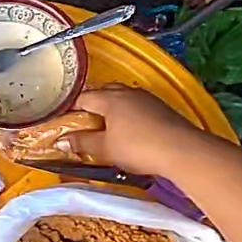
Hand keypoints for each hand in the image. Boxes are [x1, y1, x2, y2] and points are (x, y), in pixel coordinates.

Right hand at [72, 86, 211, 176]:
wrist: (181, 149)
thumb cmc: (138, 147)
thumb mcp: (105, 148)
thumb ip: (82, 143)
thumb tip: (60, 141)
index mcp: (110, 98)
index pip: (84, 97)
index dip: (73, 108)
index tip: (67, 121)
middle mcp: (128, 92)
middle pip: (104, 92)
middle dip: (94, 104)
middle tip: (87, 123)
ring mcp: (147, 98)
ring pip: (123, 97)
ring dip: (113, 108)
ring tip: (108, 127)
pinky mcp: (161, 108)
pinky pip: (138, 106)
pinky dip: (129, 114)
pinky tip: (131, 130)